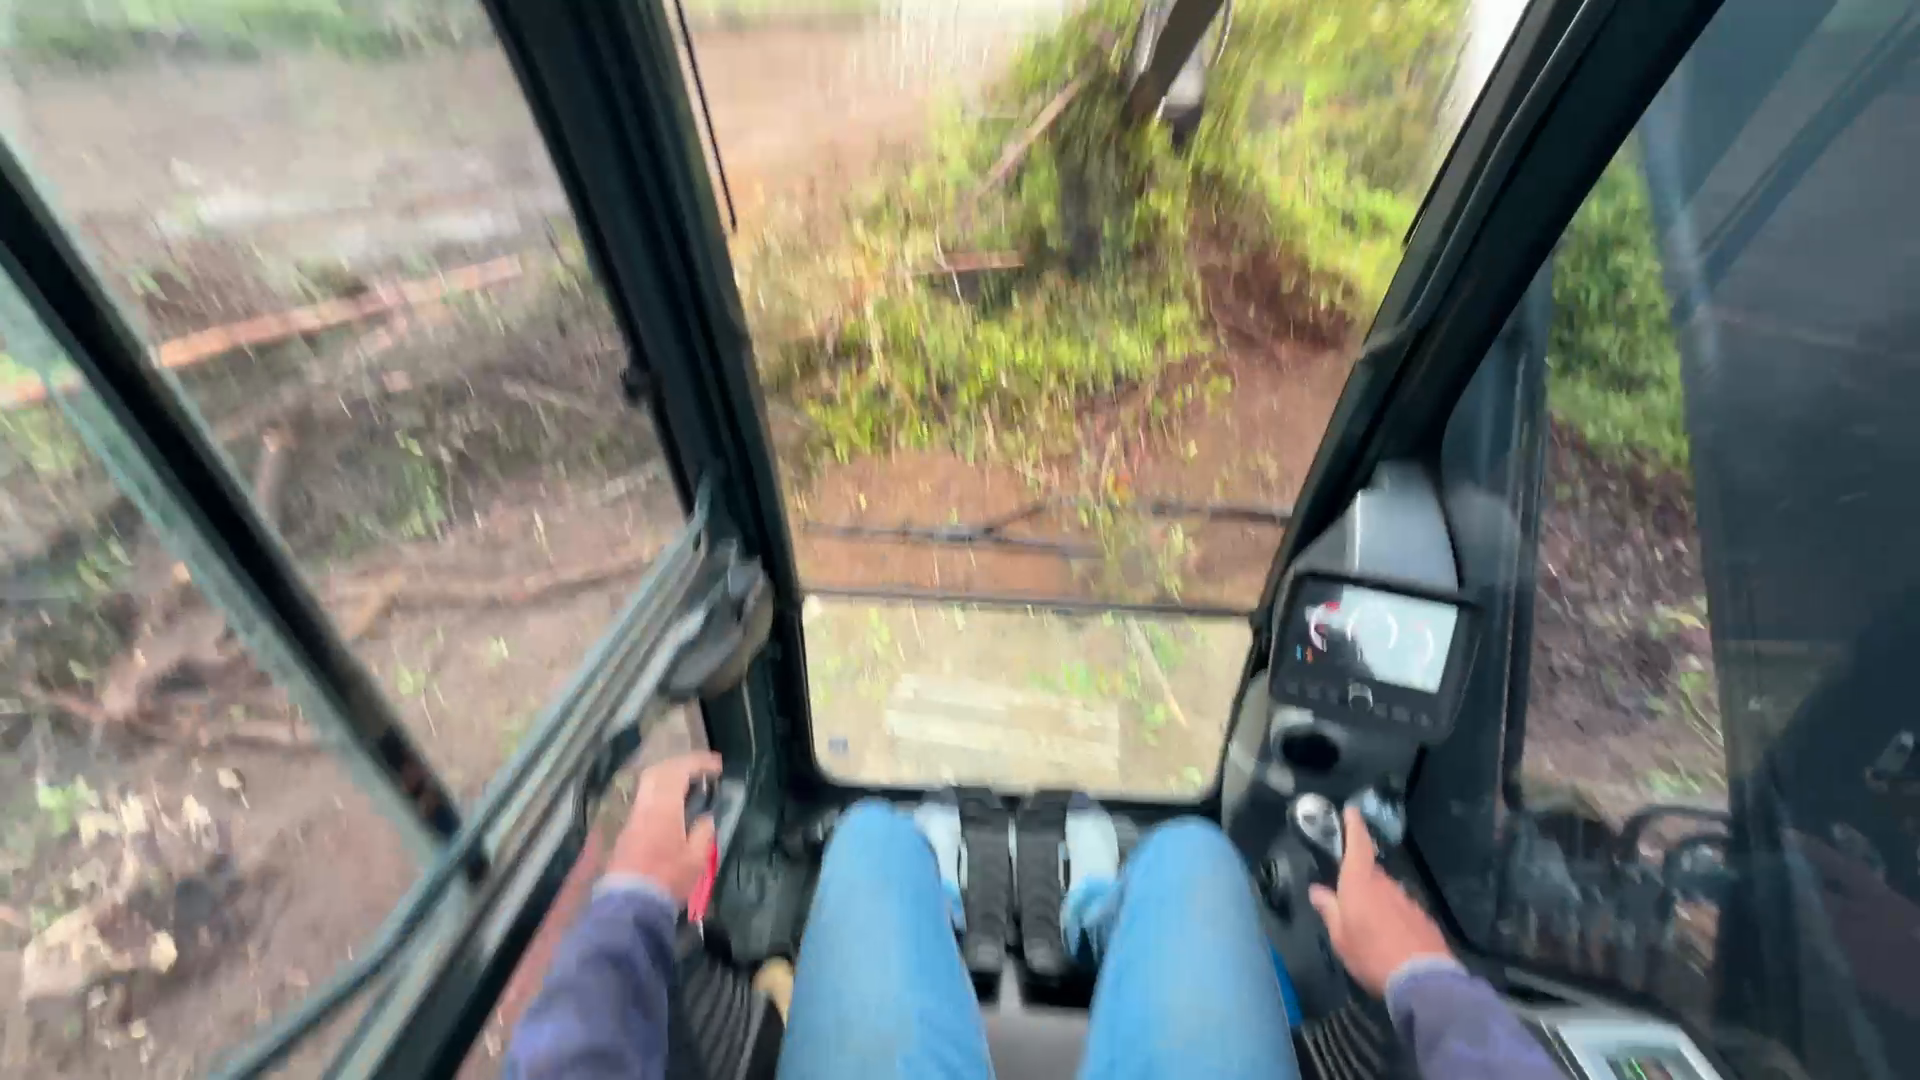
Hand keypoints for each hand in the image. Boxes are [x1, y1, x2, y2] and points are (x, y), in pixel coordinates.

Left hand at [605, 752, 721, 906]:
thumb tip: (705, 818)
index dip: (699, 762)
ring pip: (647, 785)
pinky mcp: (626, 831)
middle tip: (701, 769)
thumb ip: (704, 832)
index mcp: (663, 808)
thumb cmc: (667, 879)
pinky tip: (672, 804)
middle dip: (681, 764)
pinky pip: (644, 799)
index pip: (678, 771)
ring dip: (669, 777)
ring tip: (688, 785)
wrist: (630, 906)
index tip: (717, 766)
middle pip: (658, 771)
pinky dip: (660, 792)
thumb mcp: (697, 858)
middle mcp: (644, 807)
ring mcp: (632, 819)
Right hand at [1308, 806, 1452, 997]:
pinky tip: (1391, 938)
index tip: (1351, 810)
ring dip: (1378, 901)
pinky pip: (1402, 911)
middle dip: (1359, 879)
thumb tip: (1318, 891)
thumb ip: (1328, 909)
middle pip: (1370, 872)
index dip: (1354, 825)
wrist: (1424, 982)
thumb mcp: (1339, 936)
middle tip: (1349, 897)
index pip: (1357, 844)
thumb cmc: (1371, 953)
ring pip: (1387, 892)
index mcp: (1359, 882)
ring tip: (1370, 925)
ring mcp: (1408, 901)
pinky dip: (1394, 917)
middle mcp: (1385, 884)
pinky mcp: (1424, 920)